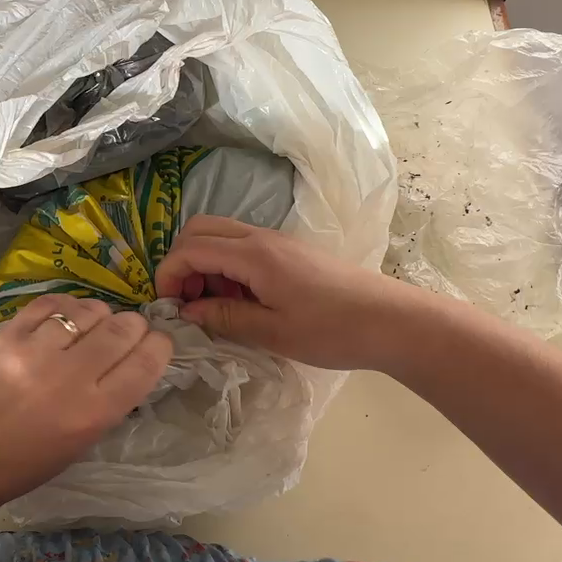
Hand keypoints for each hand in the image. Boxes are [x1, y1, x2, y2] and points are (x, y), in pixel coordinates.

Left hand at [0, 294, 172, 505]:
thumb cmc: (25, 463)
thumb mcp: (82, 442)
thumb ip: (109, 401)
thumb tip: (132, 361)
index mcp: (92, 413)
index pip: (145, 363)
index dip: (159, 347)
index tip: (157, 344)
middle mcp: (69, 377)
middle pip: (121, 330)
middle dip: (135, 327)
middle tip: (130, 331)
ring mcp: (35, 350)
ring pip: (89, 310)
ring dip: (101, 315)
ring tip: (96, 325)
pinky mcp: (8, 333)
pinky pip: (51, 303)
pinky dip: (67, 305)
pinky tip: (68, 315)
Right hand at [152, 214, 433, 370]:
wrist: (393, 322)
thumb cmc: (332, 330)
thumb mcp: (272, 332)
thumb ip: (224, 317)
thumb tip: (187, 311)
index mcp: (253, 255)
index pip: (190, 248)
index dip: (168, 274)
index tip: (169, 306)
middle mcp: (260, 237)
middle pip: (200, 229)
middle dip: (181, 261)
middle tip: (187, 300)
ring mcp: (276, 241)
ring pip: (220, 235)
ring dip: (204, 264)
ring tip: (215, 305)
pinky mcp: (288, 252)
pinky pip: (241, 246)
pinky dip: (225, 266)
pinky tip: (241, 300)